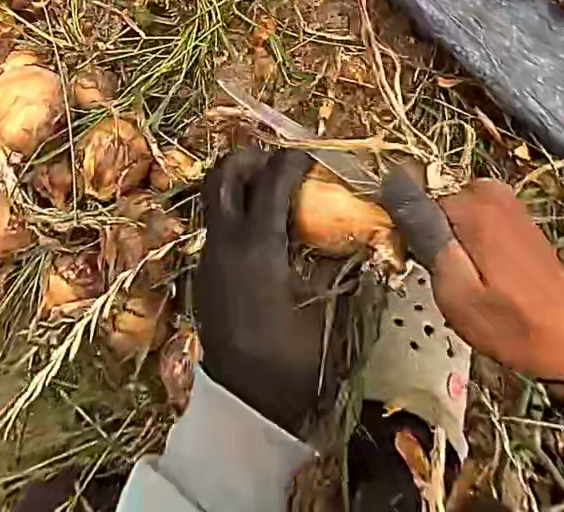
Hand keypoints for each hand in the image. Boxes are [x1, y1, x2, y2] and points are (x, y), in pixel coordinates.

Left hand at [195, 146, 325, 432]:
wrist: (246, 406)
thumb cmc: (291, 360)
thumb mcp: (326, 310)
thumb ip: (340, 264)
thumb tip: (359, 234)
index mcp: (257, 246)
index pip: (271, 181)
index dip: (292, 161)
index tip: (311, 158)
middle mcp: (225, 242)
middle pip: (223, 174)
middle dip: (250, 158)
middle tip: (279, 165)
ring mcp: (210, 257)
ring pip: (214, 198)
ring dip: (239, 183)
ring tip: (271, 191)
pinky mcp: (205, 272)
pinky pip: (217, 224)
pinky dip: (236, 211)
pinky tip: (263, 231)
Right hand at [383, 176, 563, 397]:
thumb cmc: (511, 325)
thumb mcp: (455, 288)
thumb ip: (423, 231)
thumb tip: (394, 180)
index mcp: (474, 205)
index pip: (414, 201)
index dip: (411, 235)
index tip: (423, 267)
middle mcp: (491, 192)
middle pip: (435, 205)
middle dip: (434, 237)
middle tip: (451, 281)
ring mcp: (507, 201)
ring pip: (453, 213)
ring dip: (452, 241)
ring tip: (471, 280)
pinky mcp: (517, 214)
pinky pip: (475, 217)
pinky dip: (472, 241)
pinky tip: (487, 274)